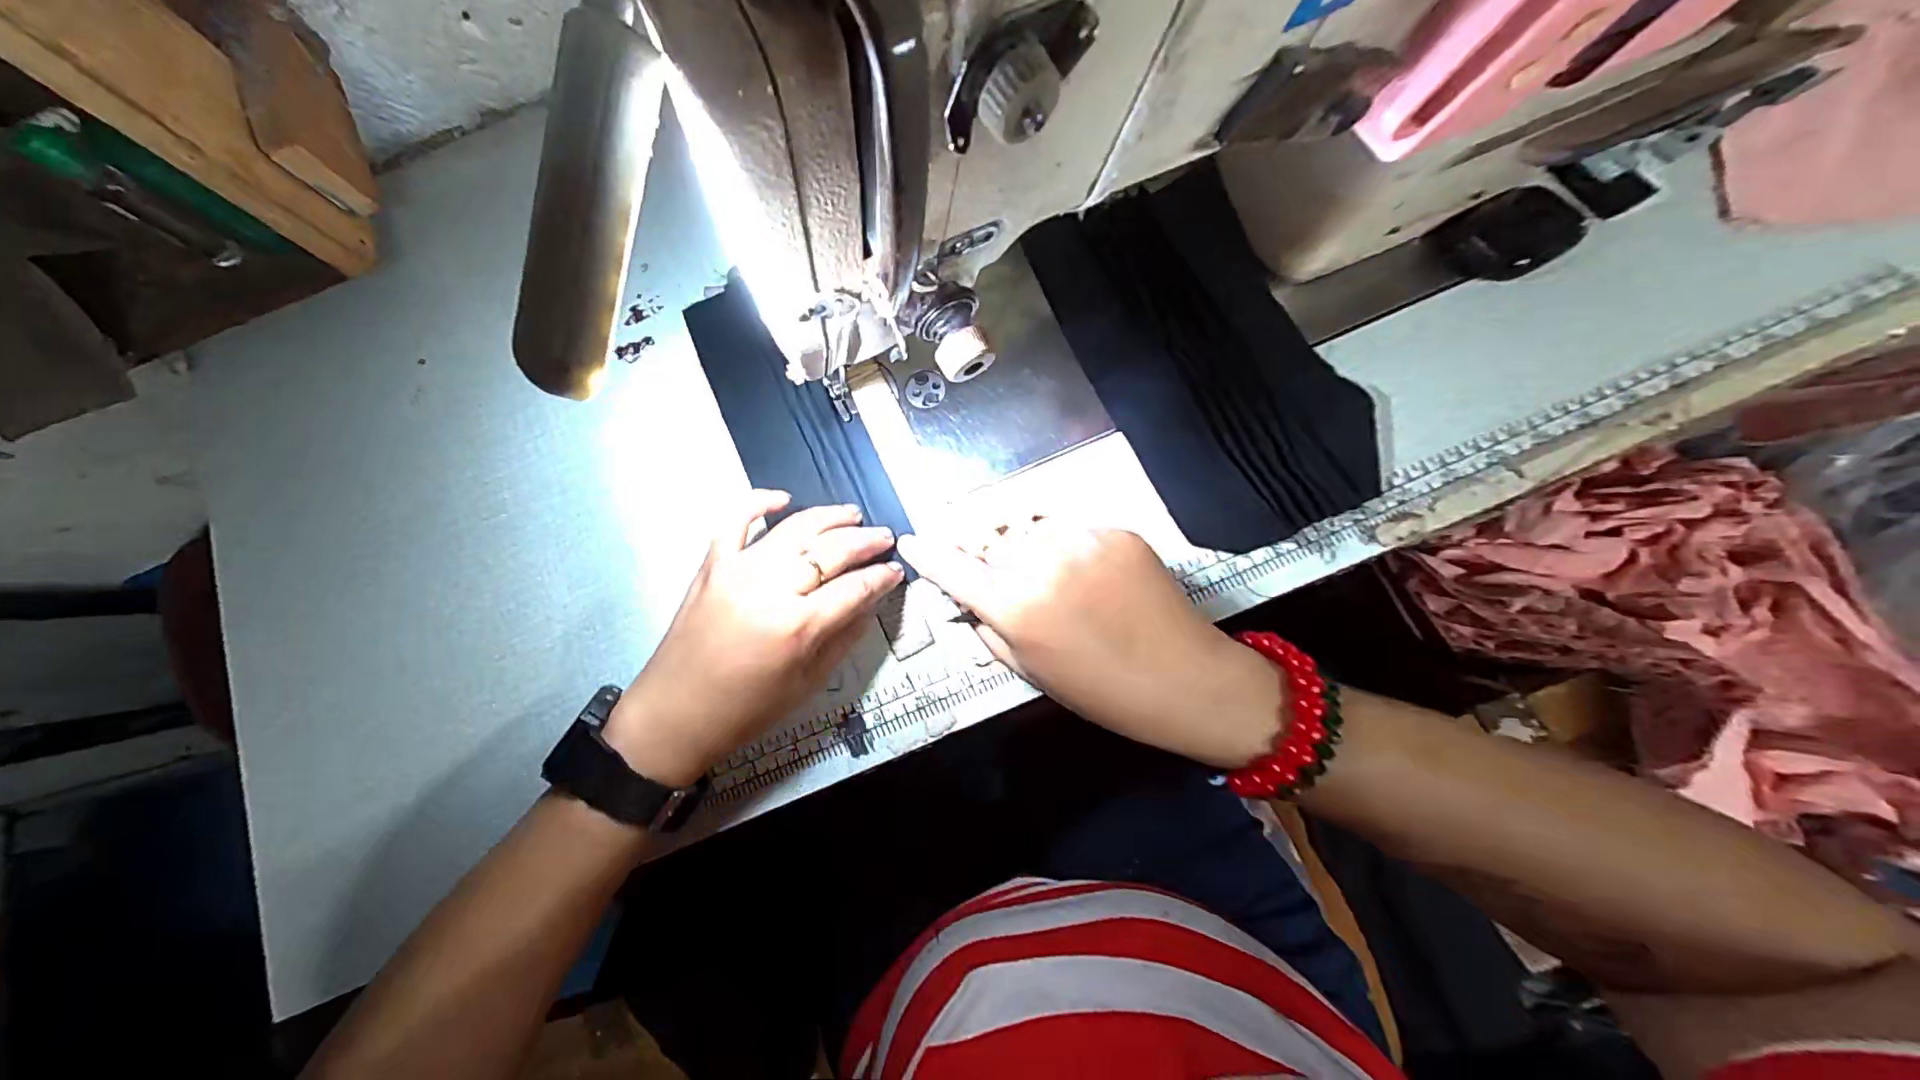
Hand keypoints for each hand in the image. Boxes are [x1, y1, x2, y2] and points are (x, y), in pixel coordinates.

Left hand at [604, 490, 902, 786]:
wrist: (676, 714)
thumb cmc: (747, 708)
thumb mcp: (809, 681)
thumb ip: (844, 635)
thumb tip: (871, 599)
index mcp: (797, 626)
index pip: (854, 587)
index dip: (882, 576)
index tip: (896, 570)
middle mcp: (769, 589)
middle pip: (829, 550)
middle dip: (865, 541)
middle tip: (885, 537)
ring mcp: (737, 571)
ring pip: (793, 528)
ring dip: (828, 517)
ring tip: (852, 514)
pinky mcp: (712, 566)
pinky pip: (735, 521)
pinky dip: (758, 502)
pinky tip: (783, 498)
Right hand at [896, 523, 1284, 769]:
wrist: (1183, 677)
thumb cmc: (1102, 688)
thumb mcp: (1030, 668)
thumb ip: (990, 626)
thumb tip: (969, 597)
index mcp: (1016, 604)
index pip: (952, 567)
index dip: (929, 554)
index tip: (915, 542)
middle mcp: (1042, 561)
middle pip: (991, 540)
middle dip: (990, 557)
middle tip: (1011, 582)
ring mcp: (1082, 540)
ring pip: (1031, 530)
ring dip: (1030, 549)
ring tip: (1057, 583)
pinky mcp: (1116, 531)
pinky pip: (1073, 531)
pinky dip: (1070, 549)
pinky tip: (1090, 578)